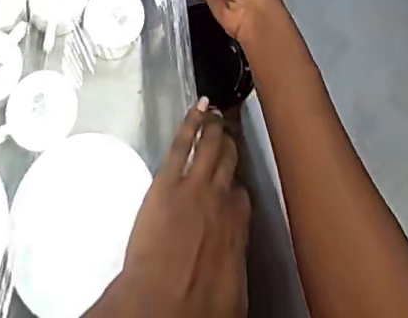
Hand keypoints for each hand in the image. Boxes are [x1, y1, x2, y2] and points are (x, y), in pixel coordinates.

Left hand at [88, 100, 249, 317]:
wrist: (164, 303)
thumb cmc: (198, 308)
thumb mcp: (233, 292)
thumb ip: (233, 258)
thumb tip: (232, 252)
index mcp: (239, 232)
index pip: (243, 199)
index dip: (237, 188)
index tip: (234, 180)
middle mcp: (222, 203)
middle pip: (230, 166)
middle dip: (229, 146)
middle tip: (229, 130)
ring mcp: (195, 188)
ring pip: (211, 149)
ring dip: (214, 129)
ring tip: (216, 113)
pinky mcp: (168, 181)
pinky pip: (182, 145)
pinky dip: (191, 125)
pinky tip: (197, 110)